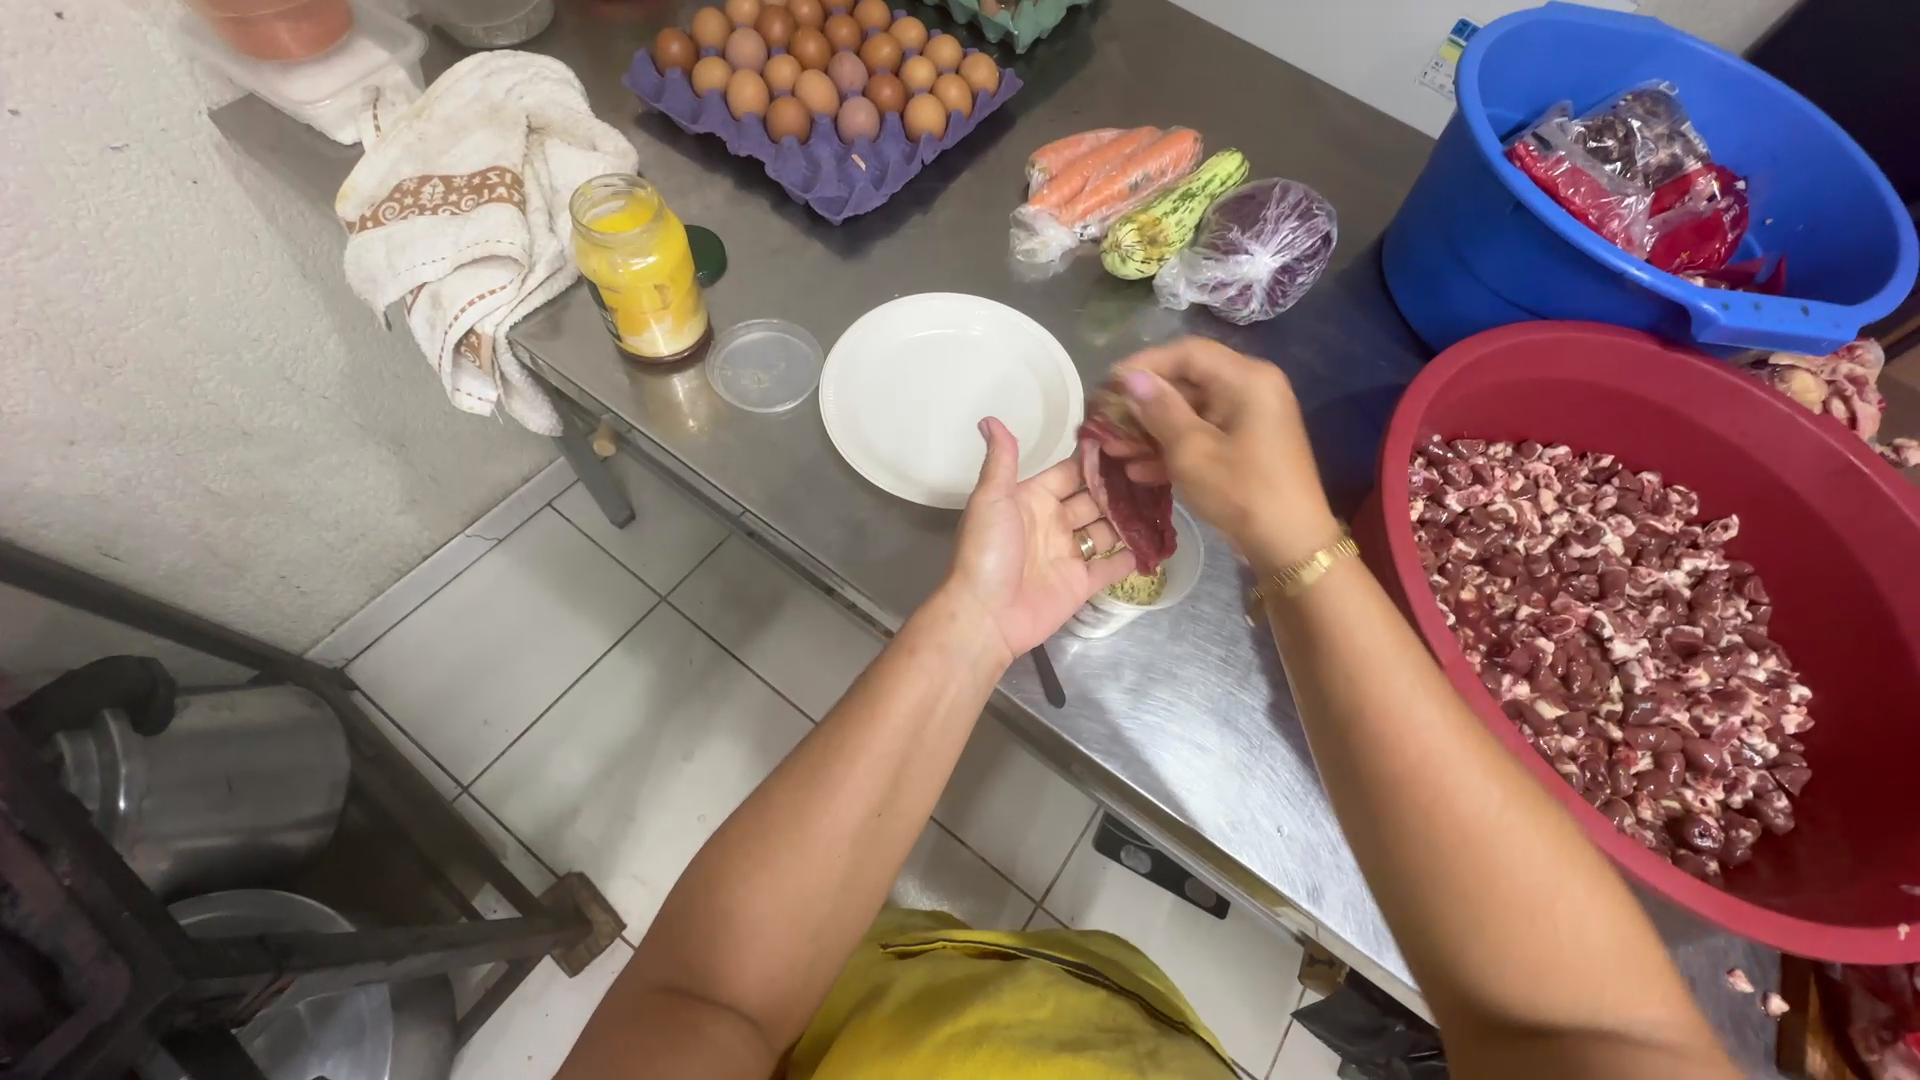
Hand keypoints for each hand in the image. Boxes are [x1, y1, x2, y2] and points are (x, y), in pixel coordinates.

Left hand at [940, 418, 1137, 663]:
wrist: (986, 615)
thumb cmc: (987, 552)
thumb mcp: (990, 499)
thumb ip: (1001, 460)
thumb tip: (990, 418)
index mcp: (1032, 499)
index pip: (1070, 473)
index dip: (1097, 460)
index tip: (1131, 441)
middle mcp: (1052, 523)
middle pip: (1093, 499)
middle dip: (1121, 487)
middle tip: (1158, 470)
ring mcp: (1068, 554)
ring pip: (1106, 530)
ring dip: (1130, 518)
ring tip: (1166, 501)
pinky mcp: (1081, 583)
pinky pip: (1110, 566)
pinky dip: (1131, 556)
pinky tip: (1158, 542)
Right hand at [1108, 338, 1341, 573]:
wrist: (1290, 544)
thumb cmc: (1241, 491)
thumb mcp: (1192, 450)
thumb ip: (1159, 410)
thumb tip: (1130, 379)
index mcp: (1246, 379)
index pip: (1187, 353)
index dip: (1145, 365)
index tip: (1110, 385)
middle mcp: (1250, 390)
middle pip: (1188, 383)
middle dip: (1144, 405)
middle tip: (1106, 422)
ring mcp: (1249, 420)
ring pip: (1190, 413)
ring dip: (1151, 431)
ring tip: (1114, 450)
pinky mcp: (1244, 446)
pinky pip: (1202, 436)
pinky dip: (1172, 449)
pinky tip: (1138, 471)